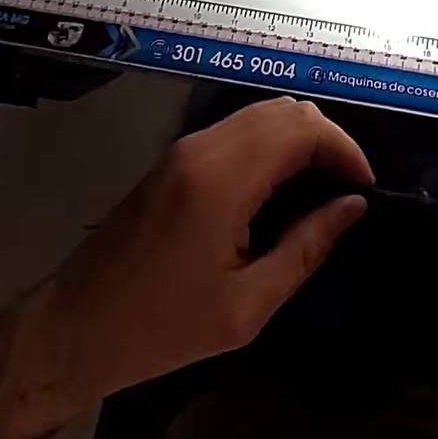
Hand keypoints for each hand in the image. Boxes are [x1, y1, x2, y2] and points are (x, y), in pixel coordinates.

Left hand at [0, 98, 372, 438]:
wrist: (73, 328)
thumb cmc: (160, 326)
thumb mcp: (247, 305)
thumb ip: (307, 246)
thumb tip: (352, 207)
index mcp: (222, 179)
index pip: (302, 128)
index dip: (345, 149)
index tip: (364, 185)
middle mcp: (203, 147)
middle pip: (284, 109)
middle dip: (327, 138)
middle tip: (346, 185)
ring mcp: (185, 147)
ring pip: (262, 112)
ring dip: (300, 137)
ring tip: (321, 184)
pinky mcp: (176, 157)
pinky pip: (239, 128)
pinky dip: (272, 142)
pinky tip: (281, 182)